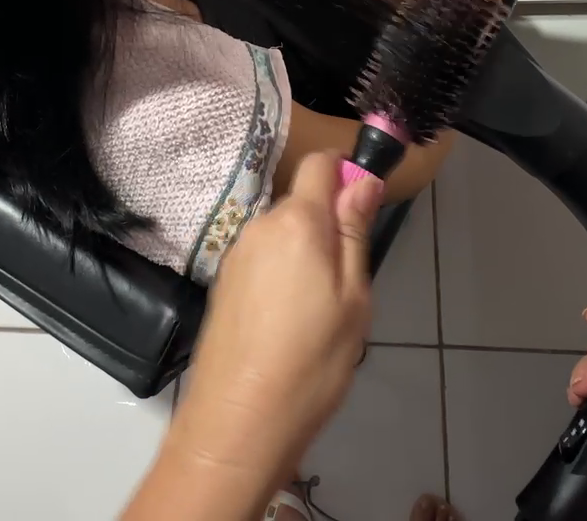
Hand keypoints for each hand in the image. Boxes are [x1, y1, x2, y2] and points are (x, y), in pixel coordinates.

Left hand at [130, 153, 383, 519]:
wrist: (237, 423)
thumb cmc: (311, 361)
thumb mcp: (353, 298)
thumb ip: (354, 232)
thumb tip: (362, 179)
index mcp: (296, 222)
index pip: (319, 162)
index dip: (344, 171)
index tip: (363, 205)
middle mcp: (260, 226)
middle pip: (301, 201)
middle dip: (327, 224)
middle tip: (347, 281)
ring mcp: (236, 255)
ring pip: (282, 233)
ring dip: (304, 252)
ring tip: (318, 311)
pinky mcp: (224, 283)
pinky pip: (263, 259)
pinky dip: (281, 274)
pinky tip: (287, 323)